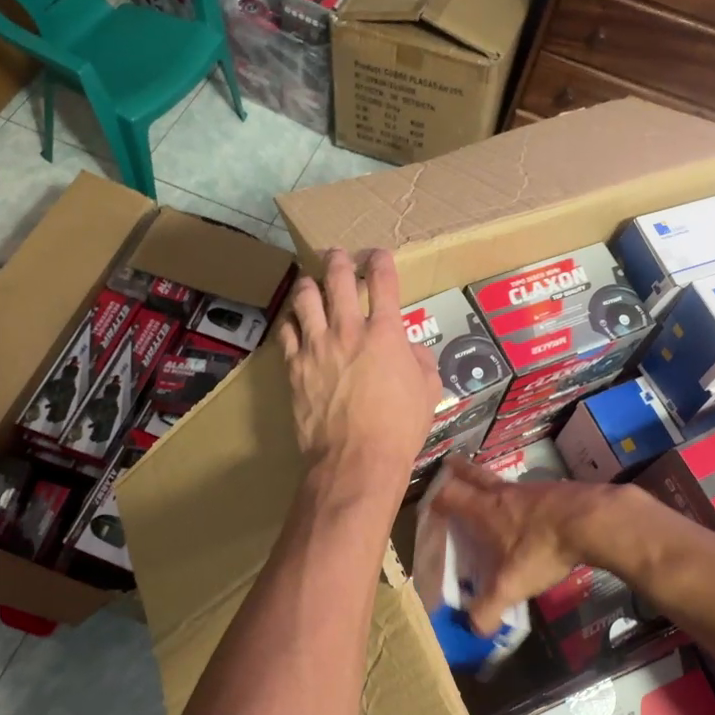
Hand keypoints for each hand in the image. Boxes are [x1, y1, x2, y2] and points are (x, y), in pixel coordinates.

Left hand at [279, 248, 441, 493]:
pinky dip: (290, 320)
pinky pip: (286, 331)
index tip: (378, 255)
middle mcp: (348, 329)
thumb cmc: (399, 427)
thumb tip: (411, 350)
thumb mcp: (428, 391)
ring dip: (309, 283)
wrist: (356, 459)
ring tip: (310, 281)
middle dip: (339, 260)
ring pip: (305, 297)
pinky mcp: (294, 366)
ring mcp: (316, 345)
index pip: (383, 280)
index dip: (380, 260)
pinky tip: (293, 319)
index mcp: (385, 331)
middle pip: (338, 278)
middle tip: (338, 255)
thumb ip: (422, 361)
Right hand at [430, 460, 623, 634]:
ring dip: (491, 484)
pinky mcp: (554, 491)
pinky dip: (521, 498)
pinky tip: (529, 513)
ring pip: (502, 481)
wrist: (590, 520)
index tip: (428, 501)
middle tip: (449, 465)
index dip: (436, 496)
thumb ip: (488, 608)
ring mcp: (530, 489)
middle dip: (458, 470)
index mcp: (485, 509)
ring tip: (489, 496)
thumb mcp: (511, 586)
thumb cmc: (541, 548)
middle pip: (473, 473)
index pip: (450, 494)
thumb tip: (473, 629)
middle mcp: (503, 493)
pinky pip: (528, 491)